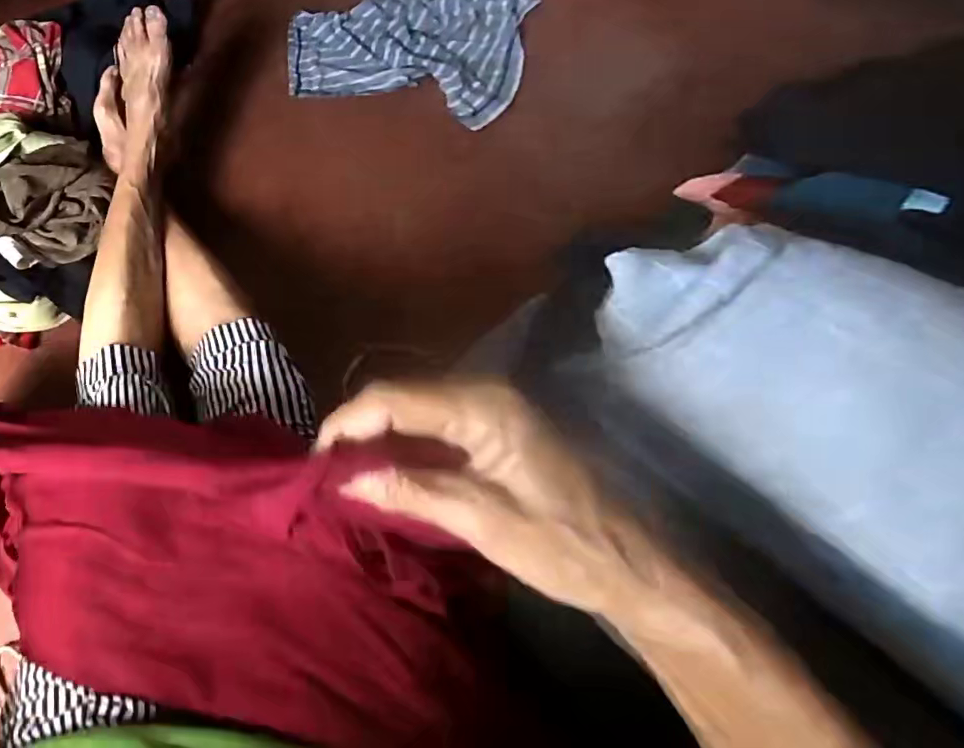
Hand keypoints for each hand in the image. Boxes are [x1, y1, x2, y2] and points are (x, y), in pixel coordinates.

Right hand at [320, 376, 679, 623]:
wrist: (645, 572)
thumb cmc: (569, 548)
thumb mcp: (485, 525)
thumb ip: (410, 492)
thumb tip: (343, 481)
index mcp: (482, 408)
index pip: (391, 399)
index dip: (346, 424)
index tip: (319, 460)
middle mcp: (480, 392)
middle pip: (395, 396)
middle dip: (355, 429)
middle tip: (329, 469)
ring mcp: (486, 405)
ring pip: (406, 406)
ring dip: (374, 436)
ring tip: (348, 471)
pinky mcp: (488, 424)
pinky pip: (426, 421)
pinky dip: (399, 443)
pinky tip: (385, 469)